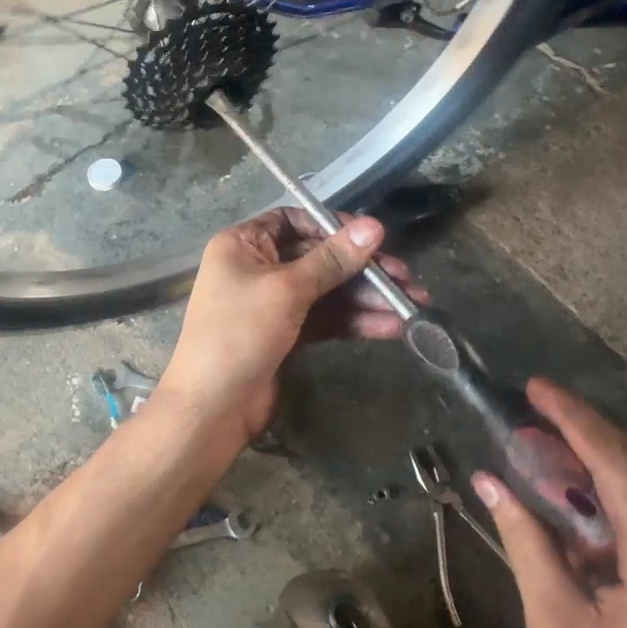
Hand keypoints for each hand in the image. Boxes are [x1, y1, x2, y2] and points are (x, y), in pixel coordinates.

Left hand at [157, 208, 428, 442]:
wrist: (214, 406)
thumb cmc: (240, 334)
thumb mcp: (286, 290)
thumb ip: (332, 260)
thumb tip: (374, 226)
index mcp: (242, 245)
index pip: (293, 221)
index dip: (333, 227)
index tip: (373, 238)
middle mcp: (257, 268)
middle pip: (318, 258)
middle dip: (362, 269)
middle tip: (406, 279)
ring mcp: (273, 304)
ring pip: (327, 291)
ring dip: (367, 298)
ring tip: (411, 306)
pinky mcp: (287, 335)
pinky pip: (326, 319)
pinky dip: (355, 322)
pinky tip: (390, 327)